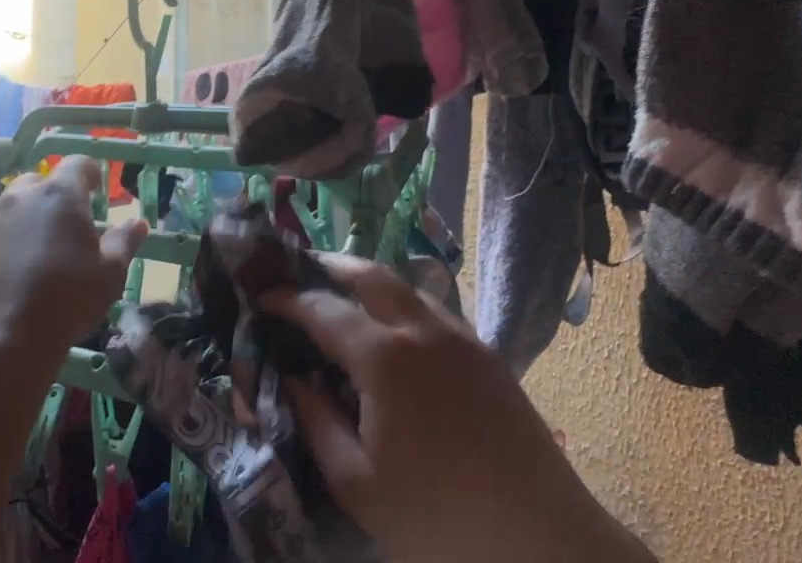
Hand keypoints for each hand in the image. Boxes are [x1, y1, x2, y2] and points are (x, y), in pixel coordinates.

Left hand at [0, 158, 148, 366]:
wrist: (1, 342)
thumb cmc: (67, 302)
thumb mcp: (110, 275)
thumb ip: (124, 242)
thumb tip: (137, 223)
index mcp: (60, 196)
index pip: (78, 164)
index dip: (89, 173)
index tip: (96, 189)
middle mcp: (19, 197)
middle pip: (37, 181)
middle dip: (51, 195)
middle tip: (63, 224)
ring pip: (3, 204)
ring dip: (17, 216)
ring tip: (27, 245)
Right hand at [265, 255, 654, 562]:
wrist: (541, 541)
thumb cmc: (436, 518)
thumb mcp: (356, 482)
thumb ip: (315, 421)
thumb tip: (292, 380)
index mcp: (384, 357)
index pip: (323, 310)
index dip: (287, 299)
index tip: (261, 297)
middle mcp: (423, 330)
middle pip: (371, 275)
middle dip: (332, 266)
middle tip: (302, 268)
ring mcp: (463, 339)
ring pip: (409, 288)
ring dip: (372, 283)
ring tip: (346, 297)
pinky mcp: (489, 357)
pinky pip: (437, 313)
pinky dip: (406, 306)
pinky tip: (398, 334)